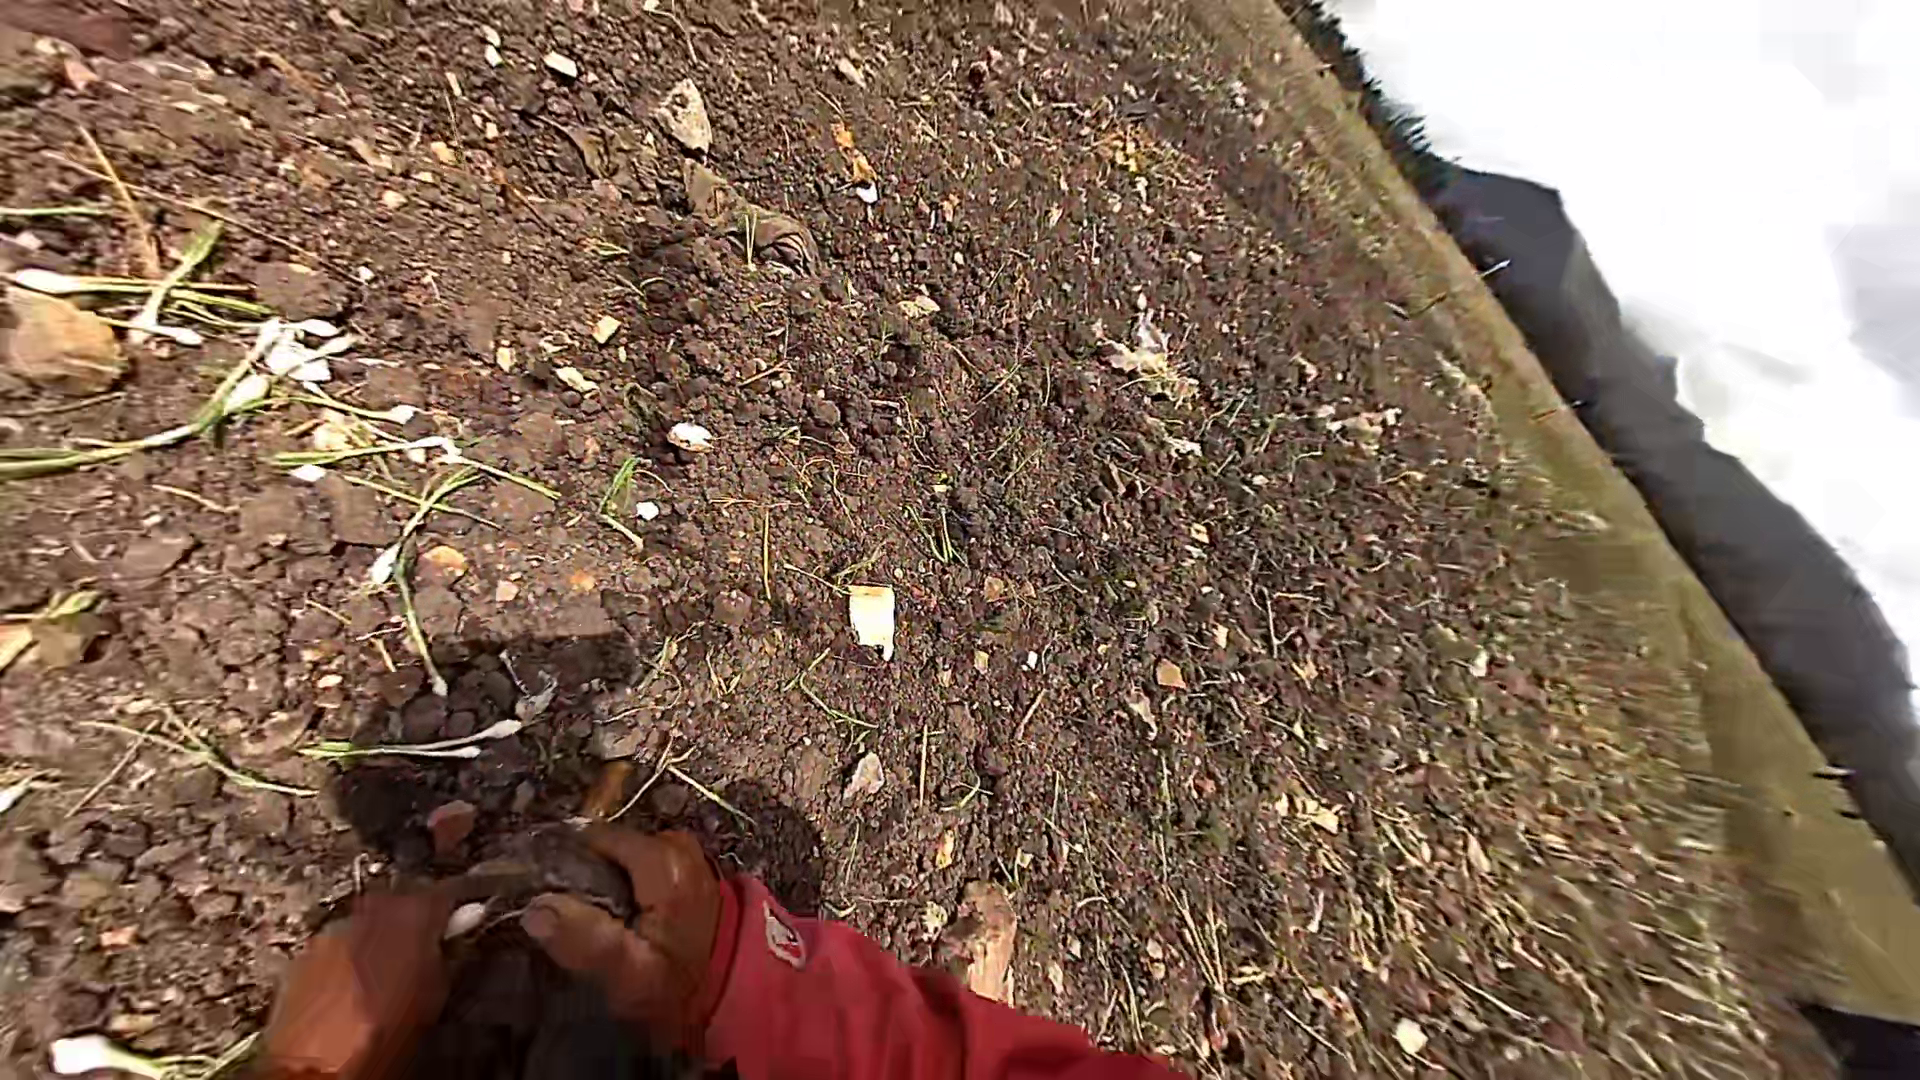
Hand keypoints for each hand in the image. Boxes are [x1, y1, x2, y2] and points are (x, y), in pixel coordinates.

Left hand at [256, 888, 452, 1079]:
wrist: (315, 1069)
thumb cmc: (385, 1027)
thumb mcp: (436, 986)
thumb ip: (450, 945)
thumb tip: (462, 921)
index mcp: (415, 909)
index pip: (447, 891)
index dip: (457, 906)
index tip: (463, 920)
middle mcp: (374, 911)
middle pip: (405, 900)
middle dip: (415, 917)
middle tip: (424, 944)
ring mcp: (336, 932)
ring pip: (371, 920)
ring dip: (382, 934)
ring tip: (386, 967)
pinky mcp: (305, 957)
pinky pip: (342, 943)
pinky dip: (353, 953)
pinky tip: (356, 981)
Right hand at [519, 827, 722, 1049]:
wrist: (722, 987)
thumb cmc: (672, 982)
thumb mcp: (624, 972)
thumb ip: (585, 938)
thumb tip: (537, 907)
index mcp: (666, 863)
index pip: (606, 838)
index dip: (571, 856)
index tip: (544, 883)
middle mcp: (681, 847)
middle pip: (618, 842)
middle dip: (590, 867)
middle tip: (566, 904)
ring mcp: (689, 854)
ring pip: (631, 850)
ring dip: (609, 873)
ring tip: (590, 910)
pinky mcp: (691, 866)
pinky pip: (648, 858)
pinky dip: (628, 875)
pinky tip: (619, 907)